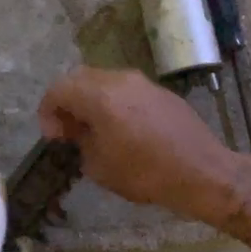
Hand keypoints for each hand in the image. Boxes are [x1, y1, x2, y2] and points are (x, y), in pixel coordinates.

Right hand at [38, 65, 248, 214]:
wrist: (202, 173)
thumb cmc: (146, 173)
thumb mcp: (99, 166)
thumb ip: (81, 141)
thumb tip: (79, 132)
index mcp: (100, 96)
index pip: (58, 89)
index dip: (47, 112)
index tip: (54, 137)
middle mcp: (120, 81)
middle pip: (79, 78)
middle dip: (67, 101)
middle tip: (68, 130)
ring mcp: (143, 83)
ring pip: (103, 80)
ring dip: (90, 100)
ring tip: (93, 129)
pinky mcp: (160, 92)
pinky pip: (125, 89)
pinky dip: (112, 102)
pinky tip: (120, 128)